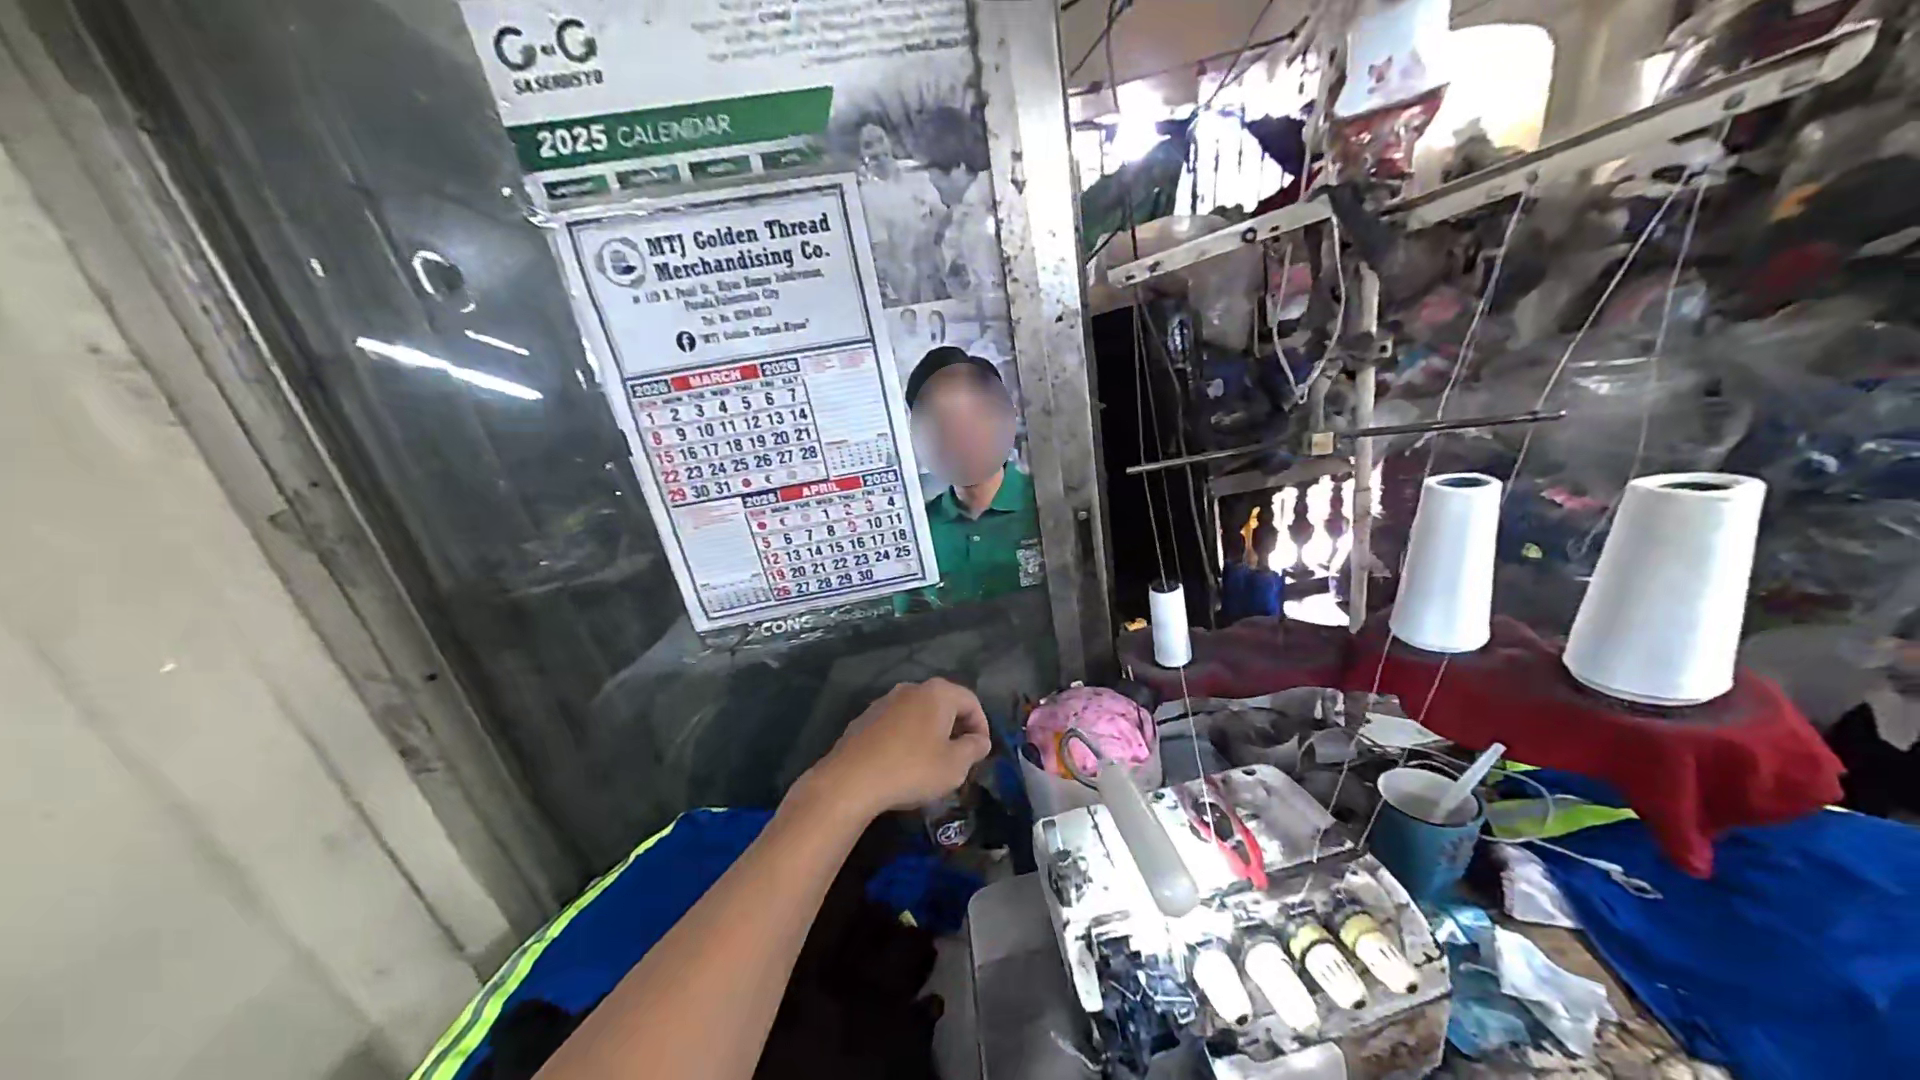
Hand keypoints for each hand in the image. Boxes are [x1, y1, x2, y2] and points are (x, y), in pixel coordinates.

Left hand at [799, 678, 992, 820]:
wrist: (850, 780)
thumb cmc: (911, 769)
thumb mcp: (955, 765)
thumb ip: (974, 749)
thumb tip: (979, 740)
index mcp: (937, 693)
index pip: (971, 701)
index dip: (982, 726)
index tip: (981, 752)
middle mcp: (910, 689)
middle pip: (943, 704)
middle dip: (956, 728)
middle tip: (961, 758)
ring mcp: (884, 702)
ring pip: (918, 714)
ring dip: (931, 733)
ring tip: (933, 763)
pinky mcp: (864, 719)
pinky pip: (896, 724)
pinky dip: (907, 738)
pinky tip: (903, 764)